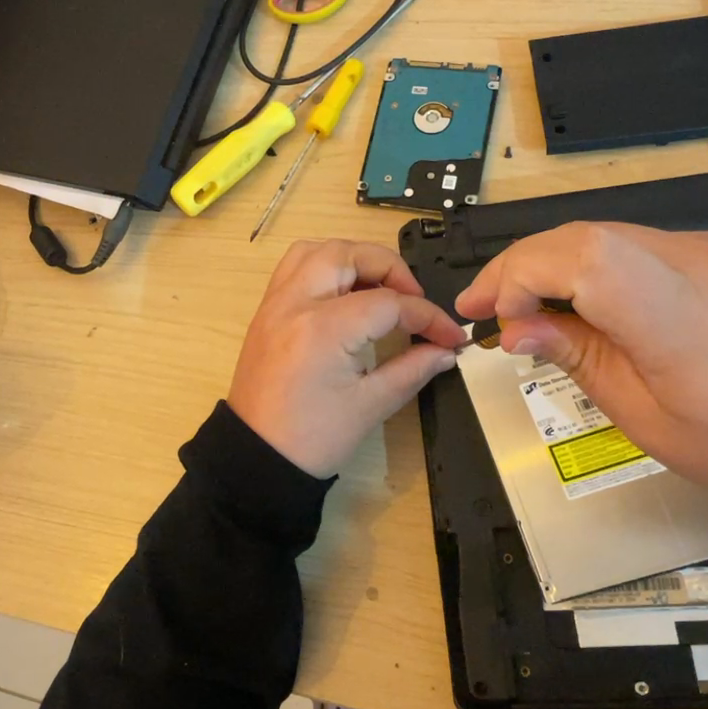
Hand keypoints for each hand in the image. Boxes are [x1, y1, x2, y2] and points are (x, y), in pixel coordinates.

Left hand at [229, 240, 469, 477]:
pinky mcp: (266, 313)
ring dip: (353, 258)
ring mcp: (275, 304)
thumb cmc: (312, 439)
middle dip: (390, 268)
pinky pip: (294, 268)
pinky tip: (345, 295)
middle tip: (413, 300)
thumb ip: (412, 369)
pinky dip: (324, 267)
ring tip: (378, 289)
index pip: (389, 303)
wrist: (257, 458)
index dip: (428, 316)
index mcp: (323, 328)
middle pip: (349, 254)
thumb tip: (445, 350)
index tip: (450, 336)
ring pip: (315, 250)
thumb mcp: (370, 406)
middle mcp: (296, 303)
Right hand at [455, 223, 707, 547]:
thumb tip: (515, 330)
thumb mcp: (654, 424)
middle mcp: (707, 264)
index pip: (581, 257)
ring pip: (610, 236)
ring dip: (557, 266)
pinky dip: (599, 269)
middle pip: (586, 235)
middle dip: (522, 265)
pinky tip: (589, 304)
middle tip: (487, 307)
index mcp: (687, 322)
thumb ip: (580, 361)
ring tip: (527, 310)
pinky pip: (645, 246)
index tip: (489, 315)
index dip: (519, 273)